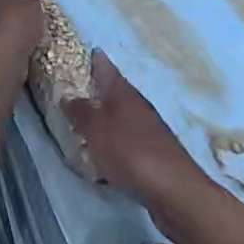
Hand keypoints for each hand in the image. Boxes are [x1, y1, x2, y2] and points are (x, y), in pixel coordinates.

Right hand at [65, 51, 207, 206]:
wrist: (175, 191)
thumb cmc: (130, 152)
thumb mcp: (96, 129)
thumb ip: (80, 112)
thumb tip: (68, 96)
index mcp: (122, 92)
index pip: (105, 66)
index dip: (92, 58)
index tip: (77, 52)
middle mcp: (137, 105)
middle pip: (113, 91)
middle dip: (94, 90)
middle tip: (71, 91)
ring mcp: (148, 129)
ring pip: (120, 116)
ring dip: (103, 118)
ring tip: (81, 124)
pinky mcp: (153, 153)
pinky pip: (126, 140)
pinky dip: (112, 142)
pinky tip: (102, 156)